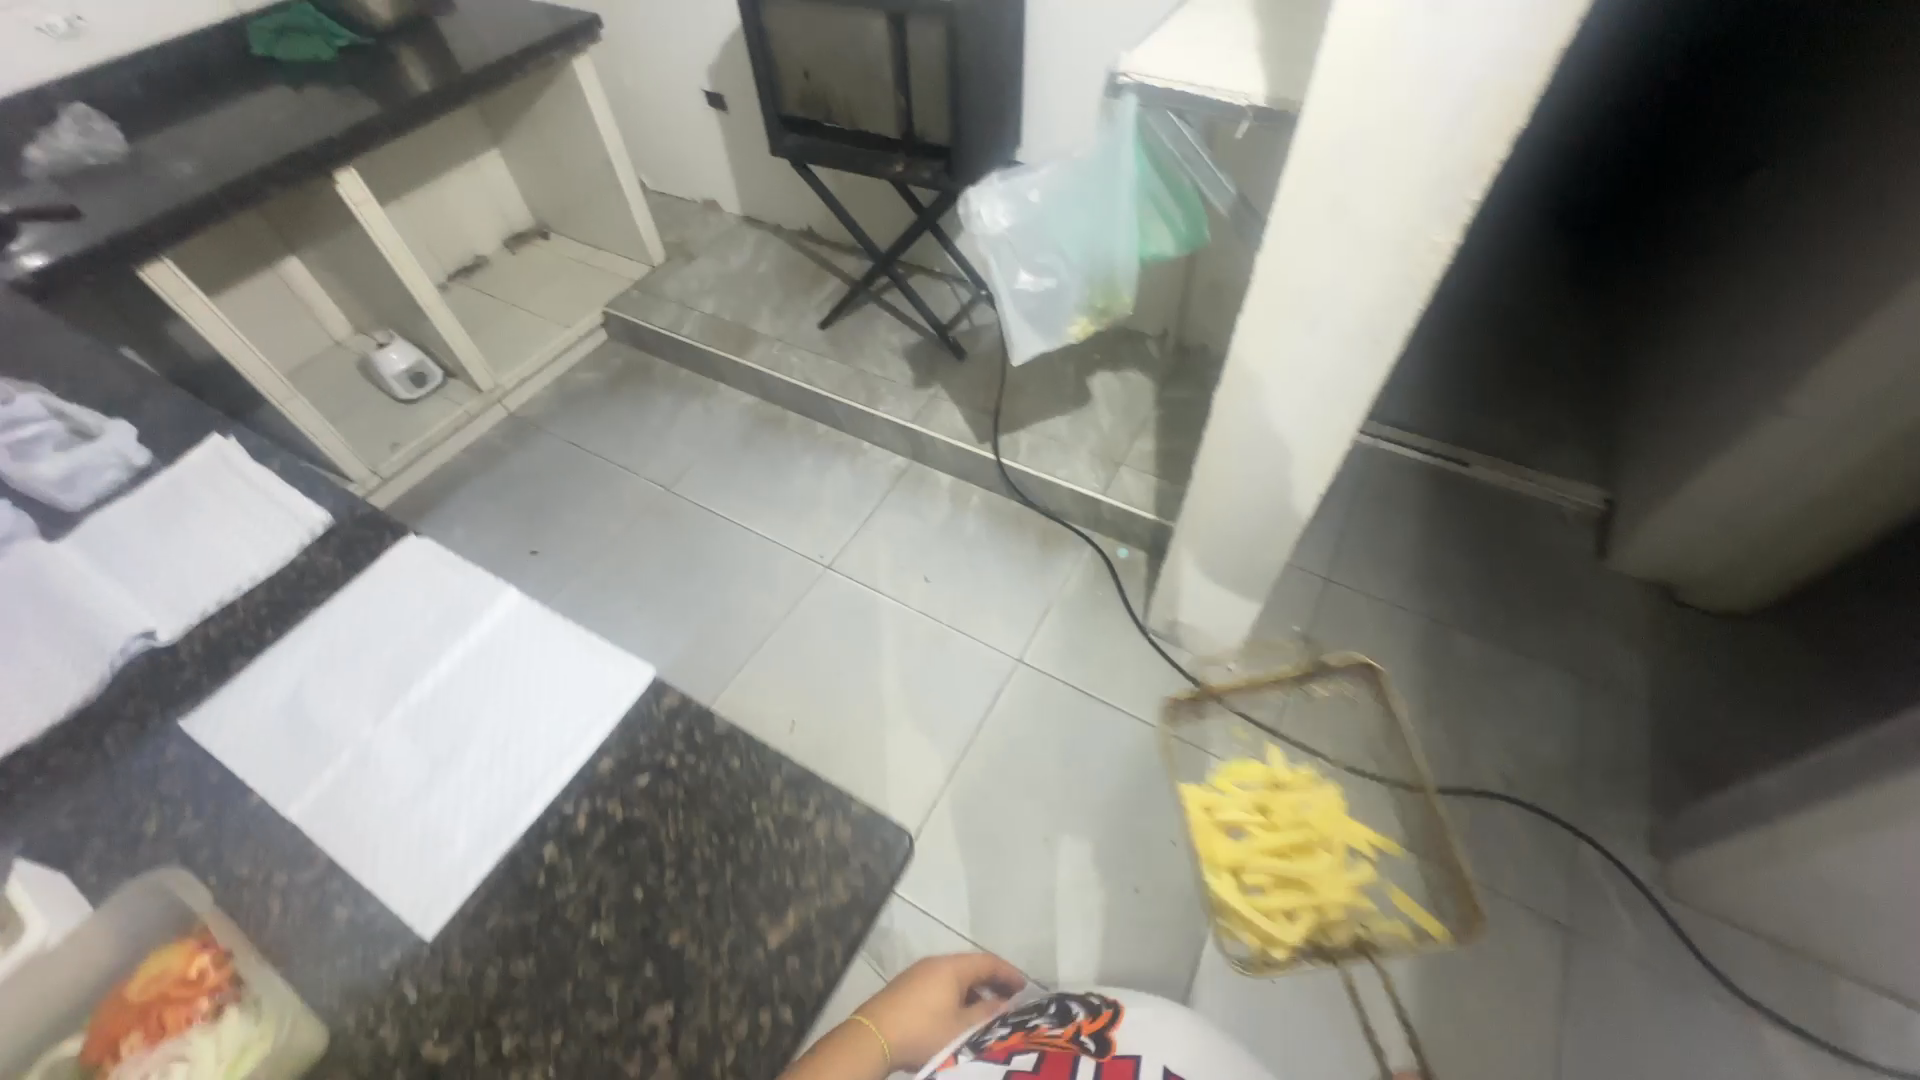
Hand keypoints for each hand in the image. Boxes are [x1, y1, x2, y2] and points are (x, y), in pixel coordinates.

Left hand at [854, 953, 1026, 1071]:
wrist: (873, 1036)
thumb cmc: (923, 1031)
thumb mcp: (961, 1029)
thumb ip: (986, 1014)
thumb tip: (1005, 1005)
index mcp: (952, 967)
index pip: (988, 962)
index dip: (1009, 973)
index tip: (1025, 988)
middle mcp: (936, 963)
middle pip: (971, 967)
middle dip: (992, 982)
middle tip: (1009, 1001)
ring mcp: (919, 973)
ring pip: (955, 976)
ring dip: (973, 990)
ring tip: (986, 1012)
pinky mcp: (907, 986)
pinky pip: (940, 984)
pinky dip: (956, 995)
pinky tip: (958, 1016)